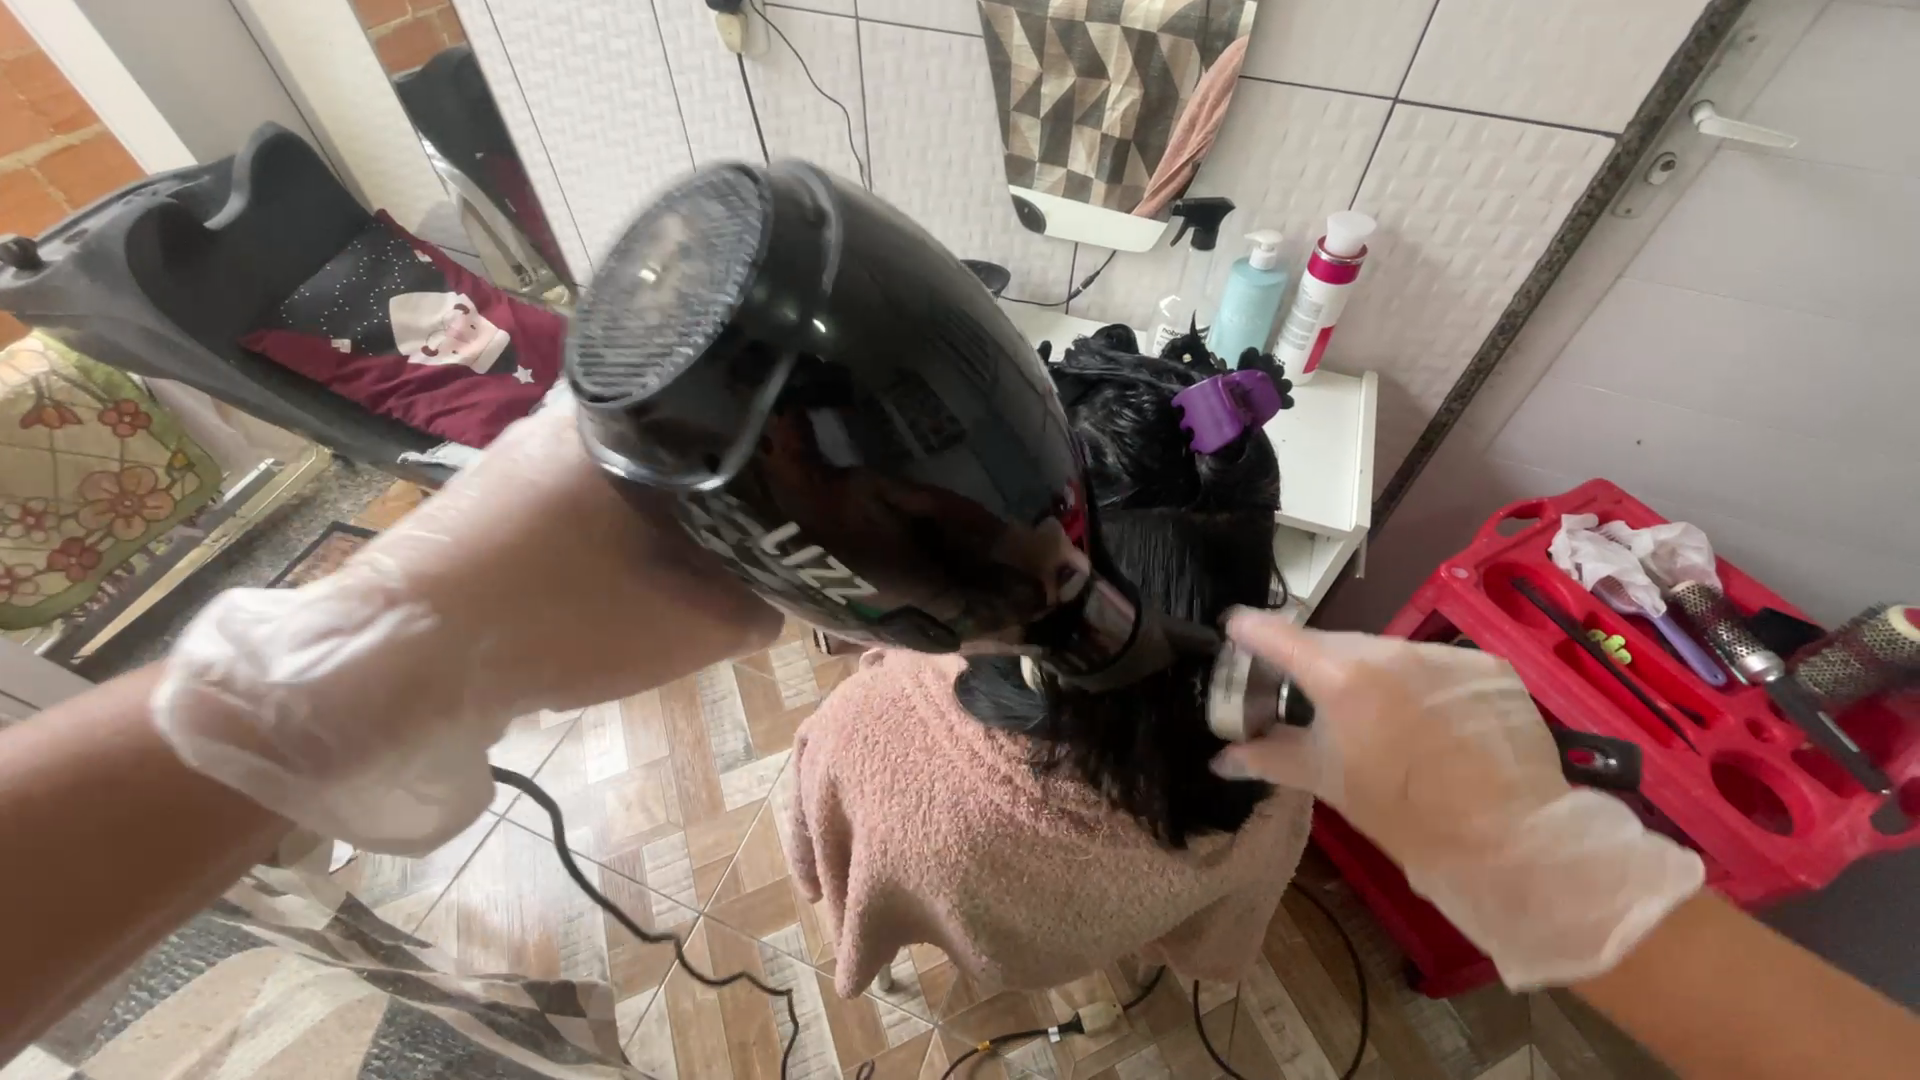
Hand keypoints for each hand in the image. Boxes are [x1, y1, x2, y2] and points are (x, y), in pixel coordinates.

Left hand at [334, 403, 780, 713]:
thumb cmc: (556, 626)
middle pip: (686, 453)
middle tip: (738, 548)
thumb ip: (758, 608)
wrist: (393, 666)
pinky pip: (582, 499)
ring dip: (662, 520)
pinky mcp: (492, 490)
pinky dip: (612, 532)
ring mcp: (524, 450)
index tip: (785, 510)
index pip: (734, 425)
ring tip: (680, 568)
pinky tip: (612, 576)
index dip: (770, 471)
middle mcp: (573, 418)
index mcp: (630, 424)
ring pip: (634, 478)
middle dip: (717, 502)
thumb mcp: (689, 629)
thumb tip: (782, 594)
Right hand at [1210, 611, 1703, 987]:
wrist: (1511, 843)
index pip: (1277, 635)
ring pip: (1385, 652)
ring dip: (1369, 672)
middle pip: (1332, 643)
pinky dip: (1420, 681)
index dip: (1249, 630)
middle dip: (1314, 663)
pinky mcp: (1486, 667)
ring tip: (1375, 712)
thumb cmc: (1402, 813)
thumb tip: (1218, 759)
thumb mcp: (1326, 781)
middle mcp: (1389, 651)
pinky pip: (1434, 664)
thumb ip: (1265, 758)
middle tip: (1309, 694)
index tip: (1234, 628)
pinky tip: (1427, 716)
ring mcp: (1442, 655)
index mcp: (1340, 677)